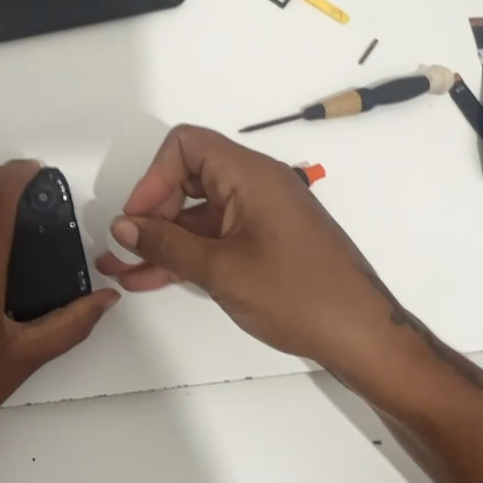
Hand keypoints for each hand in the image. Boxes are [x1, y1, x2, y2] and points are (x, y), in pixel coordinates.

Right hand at [94, 125, 394, 372]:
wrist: (360, 336)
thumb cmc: (296, 295)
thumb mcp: (220, 269)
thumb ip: (166, 244)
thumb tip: (122, 226)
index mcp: (250, 176)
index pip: (185, 146)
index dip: (153, 178)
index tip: (137, 219)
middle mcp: (255, 186)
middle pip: (186, 178)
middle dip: (151, 212)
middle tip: (127, 247)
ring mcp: (258, 215)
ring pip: (195, 214)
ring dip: (160, 240)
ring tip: (122, 268)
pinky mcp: (261, 242)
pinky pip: (211, 237)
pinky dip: (183, 253)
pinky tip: (150, 277)